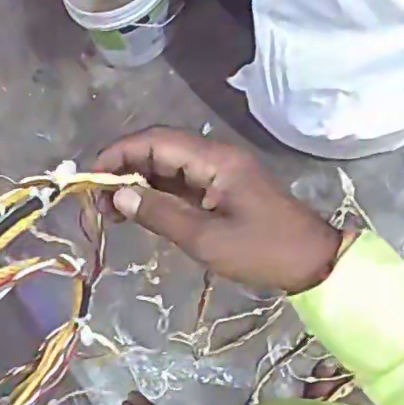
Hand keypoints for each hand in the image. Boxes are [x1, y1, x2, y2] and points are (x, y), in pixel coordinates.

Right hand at [96, 127, 345, 292]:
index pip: (156, 142)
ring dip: (135, 183)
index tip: (91, 178)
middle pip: (158, 149)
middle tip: (97, 200)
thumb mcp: (206, 238)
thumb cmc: (262, 251)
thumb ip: (159, 214)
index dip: (119, 154)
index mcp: (215, 160)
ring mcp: (217, 174)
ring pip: (165, 167)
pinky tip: (135, 211)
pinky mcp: (219, 191)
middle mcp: (215, 158)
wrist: (312, 263)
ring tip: (110, 210)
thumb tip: (118, 196)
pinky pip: (178, 184)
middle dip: (123, 169)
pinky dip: (153, 194)